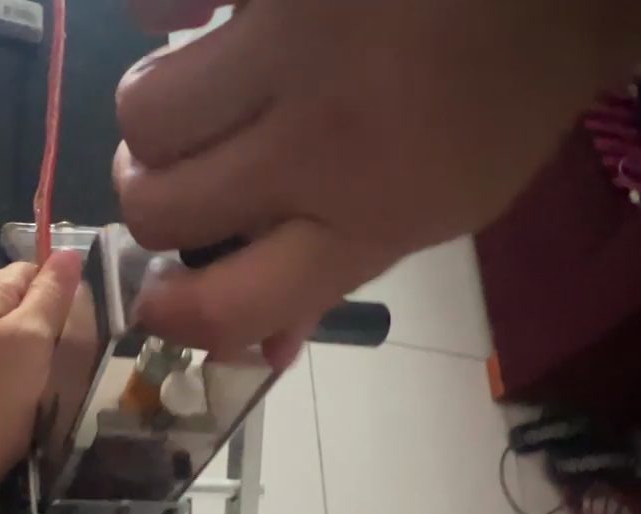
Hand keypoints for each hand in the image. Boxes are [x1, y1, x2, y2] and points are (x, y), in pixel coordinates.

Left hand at [0, 251, 83, 512]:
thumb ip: (53, 293)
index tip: (74, 337)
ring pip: (22, 339)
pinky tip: (26, 403)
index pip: (38, 272)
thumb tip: (70, 251)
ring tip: (45, 390)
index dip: (63, 300)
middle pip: (30, 306)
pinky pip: (7, 365)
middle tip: (60, 368)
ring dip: (41, 361)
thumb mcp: (32, 337)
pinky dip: (23, 380)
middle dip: (52, 333)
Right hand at [114, 0, 640, 358]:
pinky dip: (162, 17)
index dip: (170, 315)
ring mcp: (296, 39)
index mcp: (363, 219)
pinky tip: (195, 21)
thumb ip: (331, 283)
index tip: (156, 299)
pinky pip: (159, 4)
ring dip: (153, 123)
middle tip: (177, 180)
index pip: (226, 305)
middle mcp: (320, 142)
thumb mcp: (430, 216)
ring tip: (192, 102)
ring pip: (144, 112)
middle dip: (151, 203)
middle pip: (159, 207)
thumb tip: (260, 352)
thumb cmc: (496, 106)